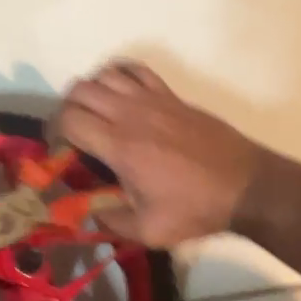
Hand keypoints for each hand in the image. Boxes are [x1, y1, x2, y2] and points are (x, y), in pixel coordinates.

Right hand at [59, 60, 263, 247]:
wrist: (246, 186)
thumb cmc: (196, 209)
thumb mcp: (149, 231)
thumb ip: (111, 223)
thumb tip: (88, 215)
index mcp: (120, 146)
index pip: (69, 119)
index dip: (54, 133)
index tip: (59, 152)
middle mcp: (131, 114)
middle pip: (80, 90)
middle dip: (66, 110)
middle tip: (73, 134)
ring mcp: (152, 99)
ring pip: (104, 74)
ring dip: (90, 91)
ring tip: (95, 115)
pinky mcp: (170, 95)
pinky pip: (134, 69)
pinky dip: (118, 75)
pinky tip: (120, 95)